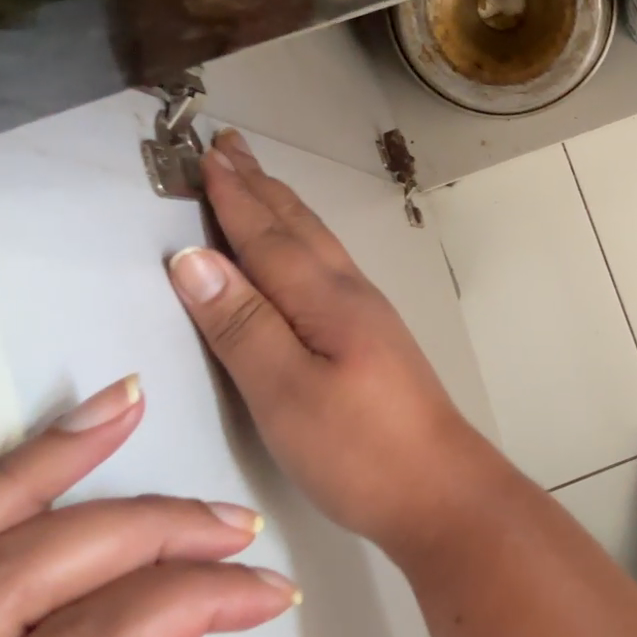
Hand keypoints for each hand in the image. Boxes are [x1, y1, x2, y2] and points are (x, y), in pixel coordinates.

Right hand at [166, 129, 500, 554]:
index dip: (235, 195)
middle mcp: (350, 295)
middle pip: (299, 228)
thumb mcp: (287, 393)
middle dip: (261, 186)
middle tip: (232, 147)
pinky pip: (329, 267)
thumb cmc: (360, 449)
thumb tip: (195, 259)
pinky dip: (304, 242)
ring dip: (285, 209)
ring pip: (319, 245)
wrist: (441, 490)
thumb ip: (243, 326)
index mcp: (326, 300)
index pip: (268, 236)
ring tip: (261, 184)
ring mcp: (369, 315)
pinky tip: (304, 253)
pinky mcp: (376, 339)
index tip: (209, 152)